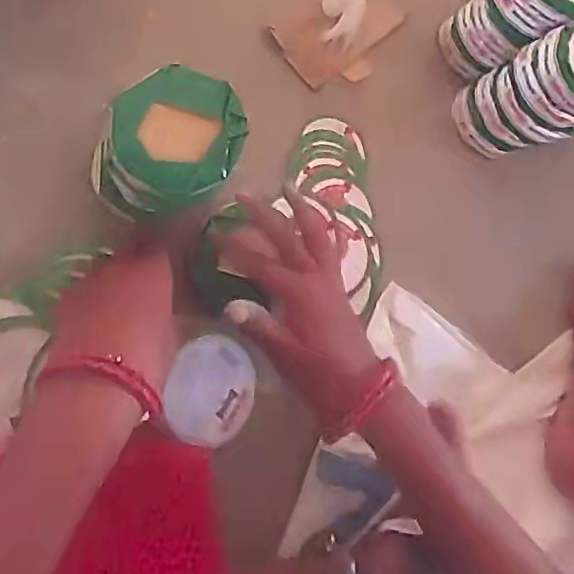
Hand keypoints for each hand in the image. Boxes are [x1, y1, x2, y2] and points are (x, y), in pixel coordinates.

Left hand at [43, 240, 178, 389]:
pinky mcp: (66, 299)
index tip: (182, 255)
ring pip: (109, 265)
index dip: (174, 246)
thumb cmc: (145, 361)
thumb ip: (177, 309)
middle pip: (135, 247)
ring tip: (125, 299)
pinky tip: (100, 316)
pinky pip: (88, 286)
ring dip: (118, 275)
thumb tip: (181, 302)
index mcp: (154, 266)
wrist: (90, 388)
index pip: (168, 240)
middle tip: (154, 277)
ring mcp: (90, 278)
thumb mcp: (174, 334)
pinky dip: (97, 295)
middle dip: (145, 256)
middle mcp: (120, 263)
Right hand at [222, 188, 382, 423]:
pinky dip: (332, 230)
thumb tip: (229, 306)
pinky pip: (336, 248)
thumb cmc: (319, 374)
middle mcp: (315, 275)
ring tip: (288, 186)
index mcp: (298, 291)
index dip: (234, 249)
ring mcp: (330, 276)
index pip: (259, 263)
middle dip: (263, 214)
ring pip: (316, 232)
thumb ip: (259, 326)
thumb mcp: (284, 355)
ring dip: (302, 207)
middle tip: (242, 195)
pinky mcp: (339, 283)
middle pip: (286, 236)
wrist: (360, 387)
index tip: (213, 235)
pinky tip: (330, 216)